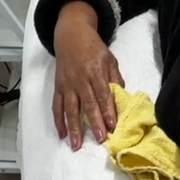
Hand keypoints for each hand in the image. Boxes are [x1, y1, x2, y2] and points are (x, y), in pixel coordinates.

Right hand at [53, 1, 123, 151]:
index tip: (112, 126)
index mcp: (95, 72)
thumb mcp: (109, 60)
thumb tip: (122, 99)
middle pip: (88, 104)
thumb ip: (115, 79)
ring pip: (70, 109)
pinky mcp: (58, 87)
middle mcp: (80, 79)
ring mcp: (67, 84)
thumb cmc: (94, 49)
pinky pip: (57, 106)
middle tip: (99, 139)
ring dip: (73, 127)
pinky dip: (58, 121)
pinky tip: (62, 135)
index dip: (107, 111)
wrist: (71, 34)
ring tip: (76, 145)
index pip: (103, 95)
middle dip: (94, 122)